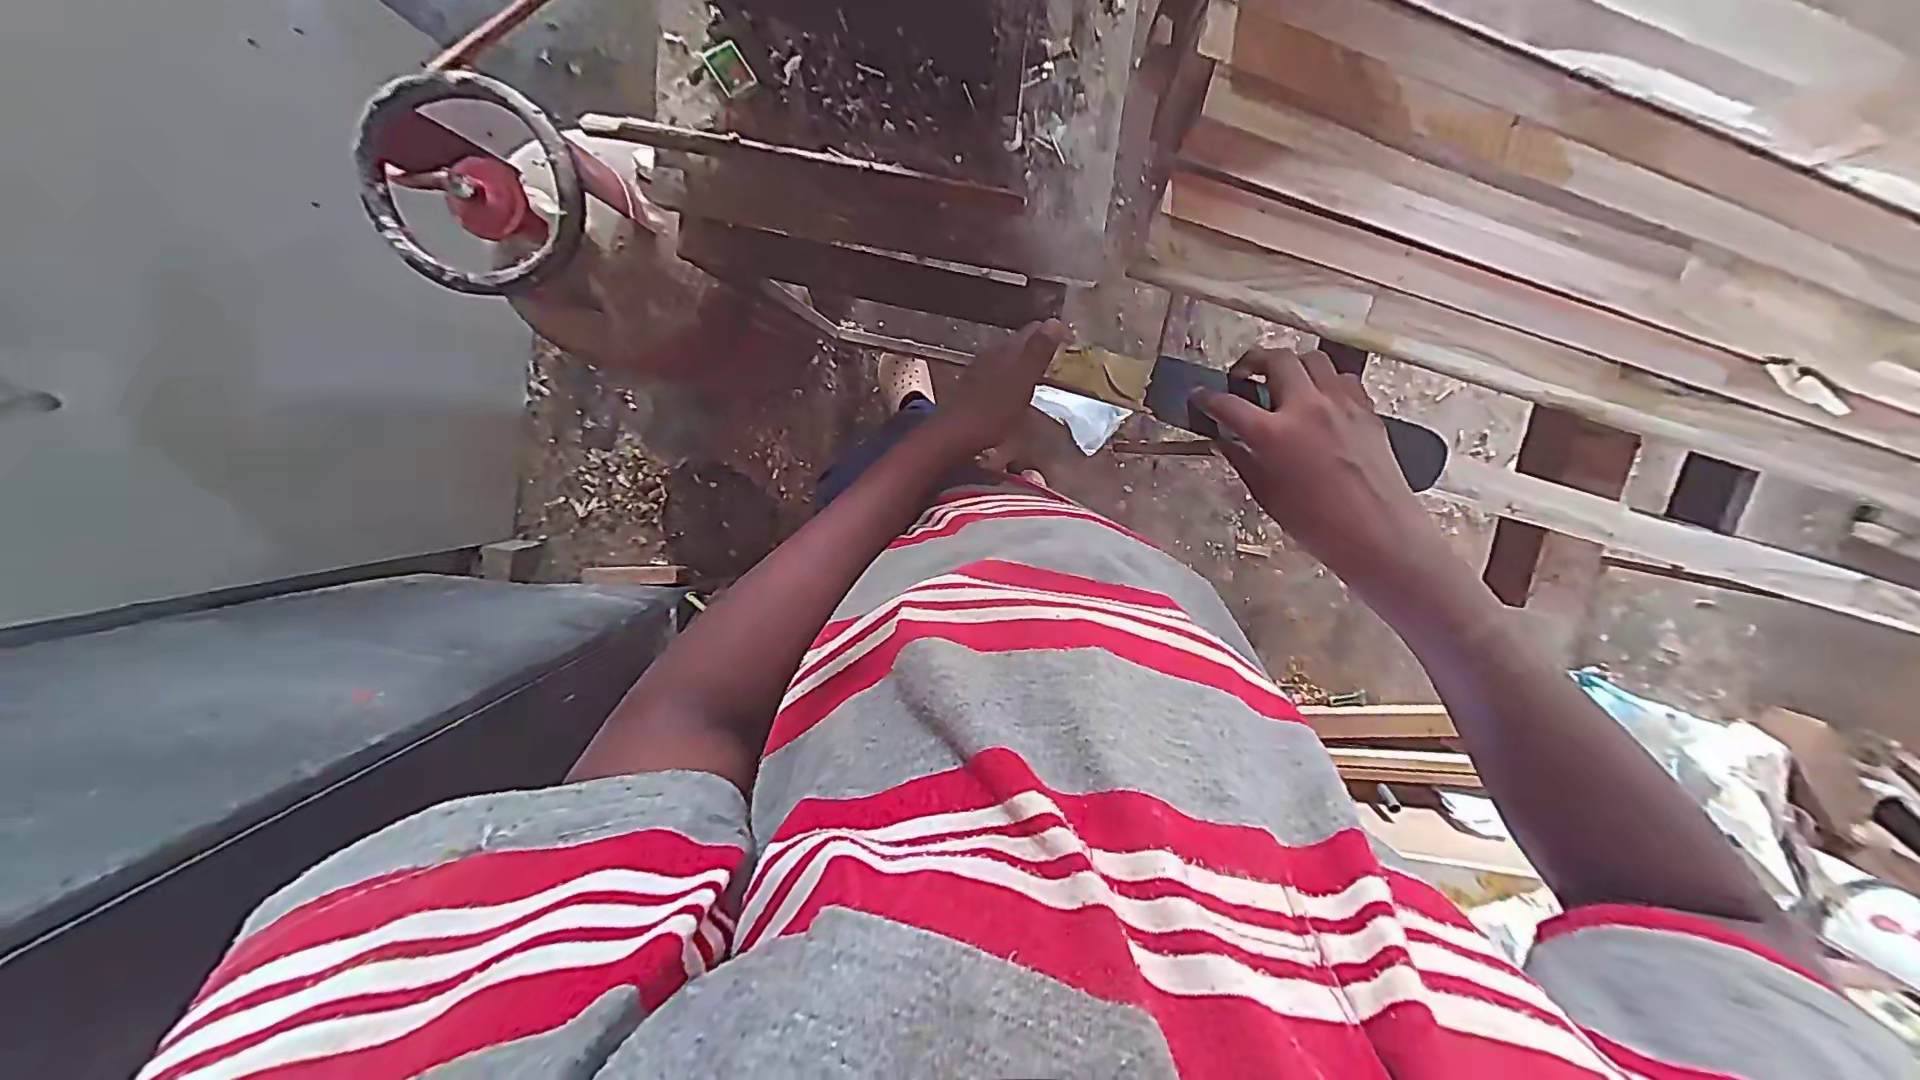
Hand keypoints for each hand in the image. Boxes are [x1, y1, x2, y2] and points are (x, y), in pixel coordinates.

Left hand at [922, 319, 1069, 459]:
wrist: (954, 433)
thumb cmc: (994, 410)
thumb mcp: (1023, 380)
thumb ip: (1038, 351)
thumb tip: (1055, 321)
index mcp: (1007, 350)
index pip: (1032, 330)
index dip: (1050, 332)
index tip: (1067, 339)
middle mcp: (991, 354)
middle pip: (1017, 343)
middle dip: (1036, 346)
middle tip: (1055, 354)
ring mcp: (977, 371)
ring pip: (1004, 358)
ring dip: (1021, 362)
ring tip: (1037, 372)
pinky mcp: (969, 388)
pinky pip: (994, 375)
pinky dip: (1007, 378)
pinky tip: (1010, 389)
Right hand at [1193, 347, 1448, 596]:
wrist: (1377, 532)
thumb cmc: (1317, 523)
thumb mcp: (1266, 493)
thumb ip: (1242, 460)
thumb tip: (1225, 442)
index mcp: (1273, 434)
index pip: (1228, 404)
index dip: (1206, 398)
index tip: (1199, 396)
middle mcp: (1306, 408)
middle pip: (1275, 359)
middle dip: (1252, 362)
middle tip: (1242, 376)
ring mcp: (1341, 404)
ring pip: (1312, 359)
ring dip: (1291, 365)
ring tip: (1281, 382)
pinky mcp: (1366, 410)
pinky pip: (1341, 379)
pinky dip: (1324, 381)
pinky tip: (1317, 400)